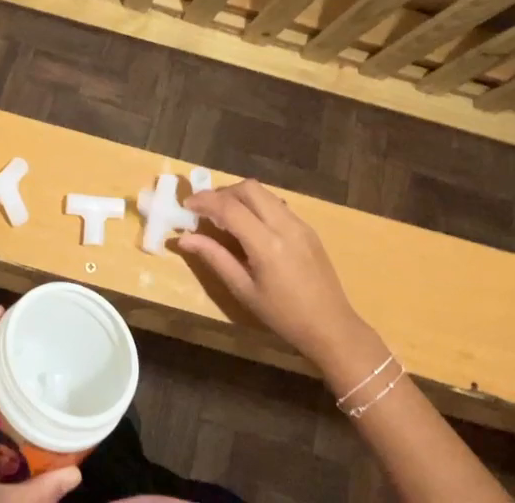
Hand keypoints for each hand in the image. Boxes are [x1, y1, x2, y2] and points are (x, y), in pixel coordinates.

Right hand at [178, 181, 387, 391]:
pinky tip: (250, 227)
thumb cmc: (283, 316)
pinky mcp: (308, 227)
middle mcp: (285, 225)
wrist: (331, 326)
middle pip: (248, 188)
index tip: (186, 206)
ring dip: (240, 196)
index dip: (204, 201)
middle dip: (223, 193)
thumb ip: (215, 258)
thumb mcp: (244, 290)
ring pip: (264, 193)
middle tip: (206, 210)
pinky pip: (277, 204)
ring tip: (225, 217)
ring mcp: (300, 223)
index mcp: (267, 244)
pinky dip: (257, 205)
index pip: (229, 207)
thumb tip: (183, 239)